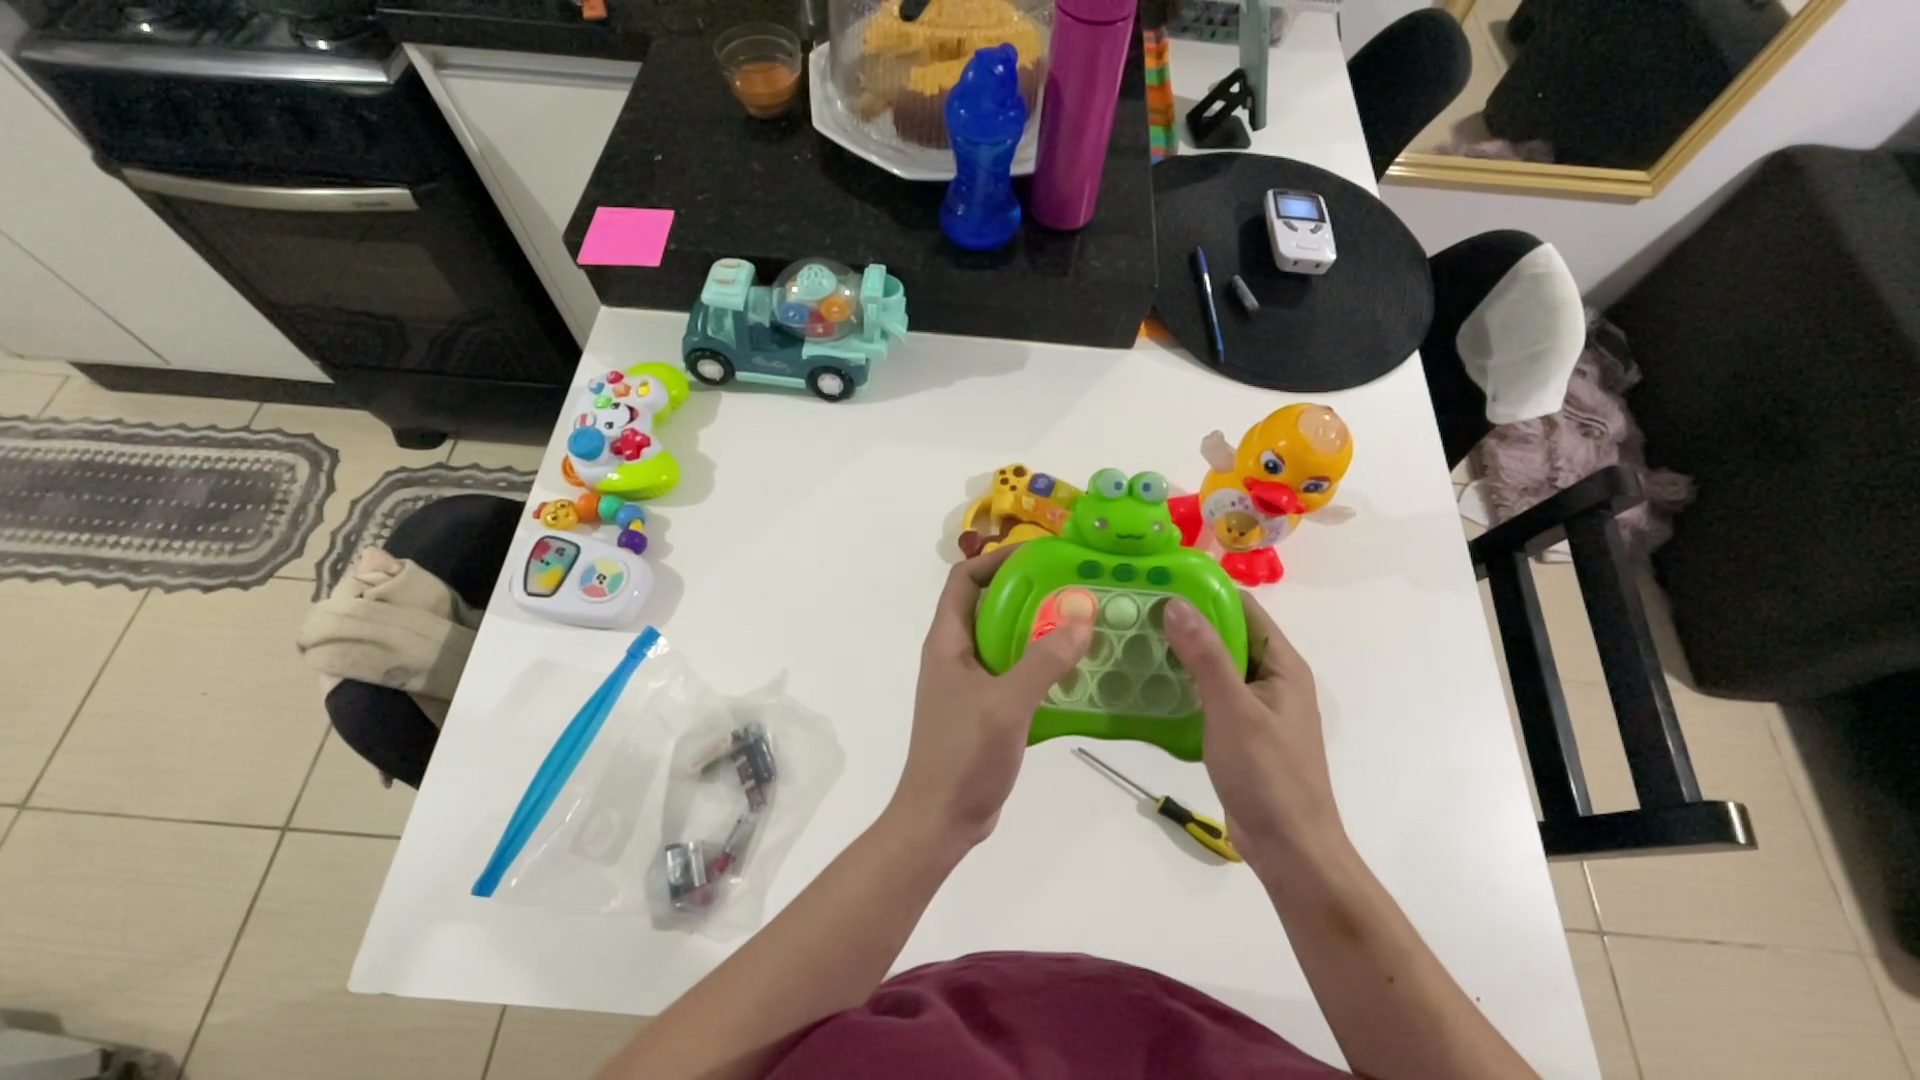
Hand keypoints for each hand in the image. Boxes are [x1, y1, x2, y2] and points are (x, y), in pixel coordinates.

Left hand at [891, 546, 1093, 846]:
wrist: (941, 818)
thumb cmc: (963, 755)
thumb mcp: (1006, 704)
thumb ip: (1044, 661)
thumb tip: (1081, 617)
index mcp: (947, 642)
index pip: (964, 580)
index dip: (997, 559)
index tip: (1042, 555)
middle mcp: (955, 656)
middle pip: (989, 606)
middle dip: (1029, 592)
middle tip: (1076, 587)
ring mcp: (969, 684)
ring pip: (1005, 641)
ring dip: (1039, 630)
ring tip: (1084, 623)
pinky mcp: (985, 709)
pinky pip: (1014, 672)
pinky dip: (1041, 665)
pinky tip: (1076, 671)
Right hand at [1161, 593, 1342, 859]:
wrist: (1290, 848)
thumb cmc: (1268, 774)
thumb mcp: (1233, 710)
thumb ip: (1206, 656)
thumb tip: (1176, 603)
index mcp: (1283, 666)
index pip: (1244, 609)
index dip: (1206, 591)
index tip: (1160, 580)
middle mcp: (1272, 681)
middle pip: (1227, 637)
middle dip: (1186, 623)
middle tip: (1135, 611)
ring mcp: (1257, 710)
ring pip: (1215, 670)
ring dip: (1181, 658)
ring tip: (1133, 643)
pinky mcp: (1241, 736)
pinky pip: (1210, 700)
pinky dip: (1183, 691)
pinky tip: (1148, 690)